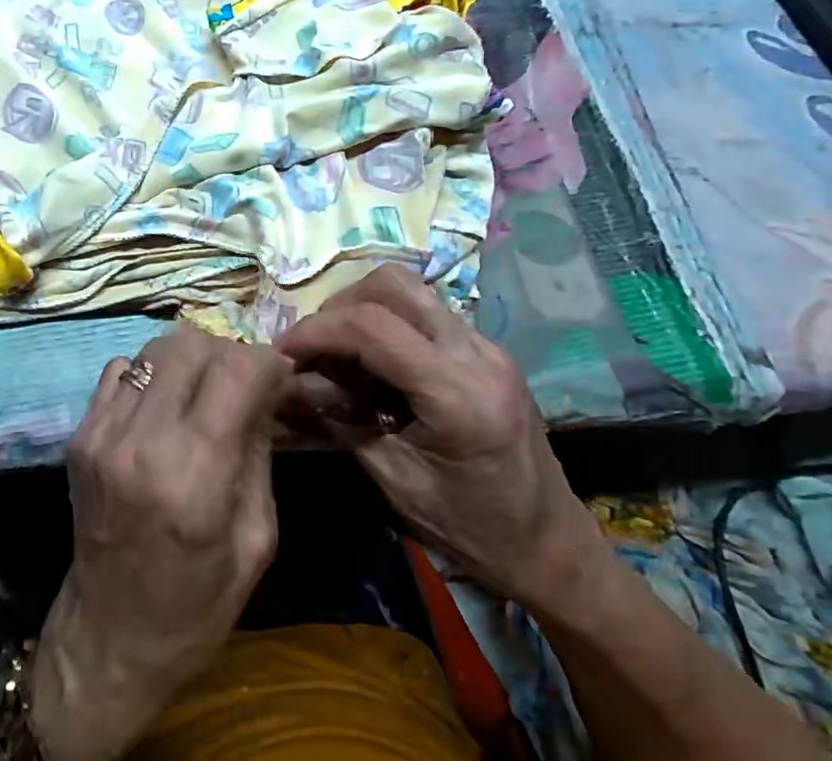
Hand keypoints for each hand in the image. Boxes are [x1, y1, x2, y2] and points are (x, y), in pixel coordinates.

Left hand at [31, 326, 291, 760]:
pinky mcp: (79, 434)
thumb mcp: (256, 538)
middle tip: (242, 385)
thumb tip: (265, 388)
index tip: (279, 379)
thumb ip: (258, 452)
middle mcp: (141, 440)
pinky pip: (120, 370)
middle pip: (191, 343)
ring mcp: (101, 432)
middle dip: (228, 354)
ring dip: (189, 360)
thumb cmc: (198, 602)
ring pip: (154, 348)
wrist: (111, 633)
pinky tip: (161, 408)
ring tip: (203, 393)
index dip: (268, 362)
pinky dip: (150, 375)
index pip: (236, 369)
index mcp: (194, 474)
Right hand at [277, 265, 605, 610]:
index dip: (315, 331)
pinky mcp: (485, 350)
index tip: (281, 354)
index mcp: (459, 394)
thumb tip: (288, 382)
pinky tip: (372, 365)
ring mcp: (487, 346)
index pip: (372, 327)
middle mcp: (477, 354)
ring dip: (360, 309)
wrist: (549, 546)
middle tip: (313, 350)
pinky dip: (384, 323)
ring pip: (409, 289)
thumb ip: (339, 422)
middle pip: (392, 285)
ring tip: (338, 353)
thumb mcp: (393, 482)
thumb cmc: (469, 528)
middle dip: (338, 308)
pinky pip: (423, 311)